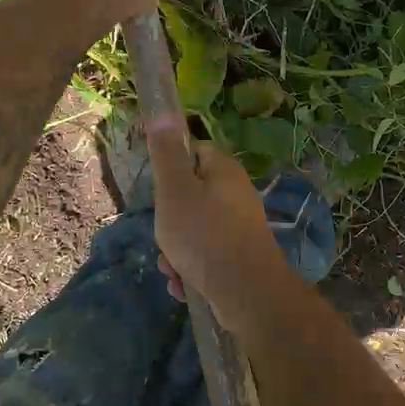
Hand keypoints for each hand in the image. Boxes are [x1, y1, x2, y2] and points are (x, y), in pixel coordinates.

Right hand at [146, 117, 287, 311]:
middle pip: (190, 196)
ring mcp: (240, 228)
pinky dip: (191, 269)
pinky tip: (183, 286)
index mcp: (223, 171)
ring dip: (176, 251)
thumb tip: (163, 112)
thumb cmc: (204, 235)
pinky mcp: (240, 257)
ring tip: (172, 270)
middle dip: (169, 220)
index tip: (157, 190)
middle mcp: (236, 194)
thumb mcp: (174, 190)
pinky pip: (206, 256)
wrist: (247, 293)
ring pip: (195, 230)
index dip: (171, 168)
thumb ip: (166, 154)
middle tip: (163, 236)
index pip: (194, 152)